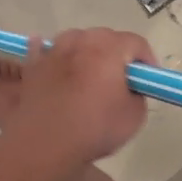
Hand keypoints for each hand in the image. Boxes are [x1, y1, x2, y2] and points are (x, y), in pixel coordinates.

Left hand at [0, 29, 154, 164]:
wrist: (44, 143)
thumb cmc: (94, 128)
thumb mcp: (134, 116)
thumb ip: (137, 93)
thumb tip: (129, 88)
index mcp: (107, 49)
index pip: (136, 42)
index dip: (146, 60)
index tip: (148, 79)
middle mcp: (79, 42)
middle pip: (104, 37)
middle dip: (117, 53)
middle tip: (121, 77)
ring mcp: (53, 52)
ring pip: (74, 39)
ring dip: (85, 50)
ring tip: (89, 71)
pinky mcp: (33, 65)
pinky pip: (43, 49)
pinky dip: (51, 51)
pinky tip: (51, 56)